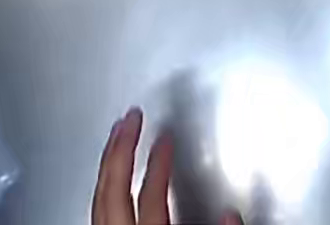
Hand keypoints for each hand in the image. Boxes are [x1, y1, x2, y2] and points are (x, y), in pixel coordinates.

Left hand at [92, 107, 242, 224]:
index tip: (165, 135)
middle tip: (130, 116)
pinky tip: (110, 177)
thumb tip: (231, 212)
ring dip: (108, 163)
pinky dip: (104, 187)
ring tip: (117, 134)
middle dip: (121, 148)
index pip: (149, 195)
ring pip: (99, 200)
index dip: (158, 163)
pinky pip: (99, 212)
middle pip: (113, 191)